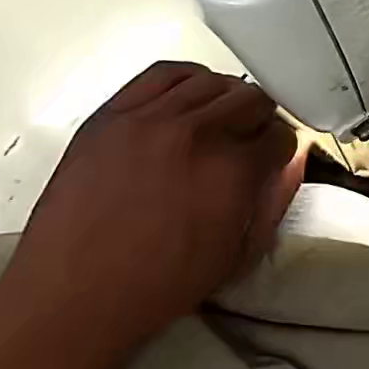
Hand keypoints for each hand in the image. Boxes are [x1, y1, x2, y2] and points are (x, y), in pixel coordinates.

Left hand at [0, 62, 301, 346]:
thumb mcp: (239, 254)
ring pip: (211, 82)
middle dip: (261, 120)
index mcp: (233, 171)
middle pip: (252, 98)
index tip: (274, 158)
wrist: (75, 294)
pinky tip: (190, 99)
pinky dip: (187, 80)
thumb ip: (276, 199)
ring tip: (221, 122)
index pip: (280, 134)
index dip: (283, 148)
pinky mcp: (112, 114)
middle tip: (252, 141)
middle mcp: (196, 133)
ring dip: (228, 100)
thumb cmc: (160, 283)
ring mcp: (150, 118)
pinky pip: (161, 74)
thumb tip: (294, 160)